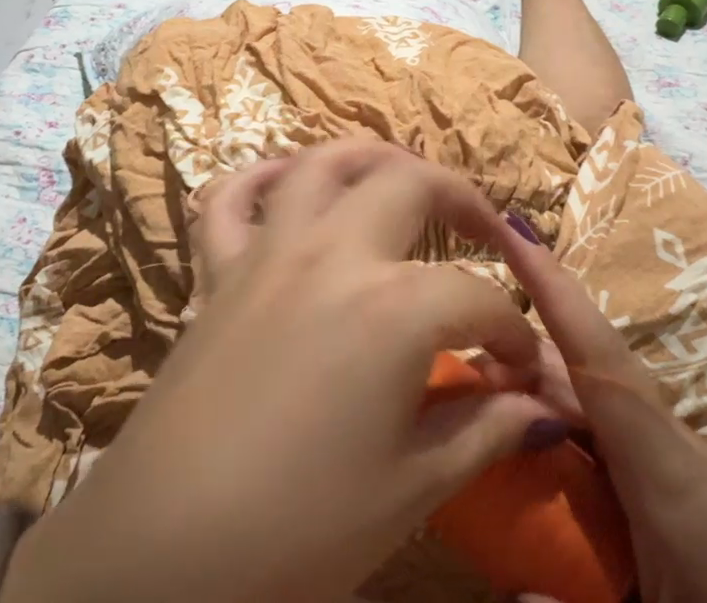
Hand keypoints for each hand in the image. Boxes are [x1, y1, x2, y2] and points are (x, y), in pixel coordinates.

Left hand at [0, 139, 564, 602]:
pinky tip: (284, 184)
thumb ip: (484, 430)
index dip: (514, 334)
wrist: (165, 548)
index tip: (523, 373)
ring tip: (402, 177)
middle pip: (410, 185)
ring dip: (369, 159)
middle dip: (463, 200)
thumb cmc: (301, 528)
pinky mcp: (214, 275)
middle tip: (488, 235)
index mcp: (395, 307)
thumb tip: (542, 408)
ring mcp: (266, 255)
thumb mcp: (412, 486)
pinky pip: (227, 199)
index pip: (479, 299)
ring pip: (320, 166)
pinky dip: (259, 178)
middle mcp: (333, 255)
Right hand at [490, 217, 706, 602]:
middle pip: (584, 371)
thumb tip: (506, 595)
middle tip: (454, 332)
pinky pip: (614, 431)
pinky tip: (545, 436)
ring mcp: (679, 457)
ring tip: (482, 378)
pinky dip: (570, 416)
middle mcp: (666, 442)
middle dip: (521, 340)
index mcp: (659, 464)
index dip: (554, 292)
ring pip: (598, 400)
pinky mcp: (686, 479)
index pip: (598, 359)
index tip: (516, 231)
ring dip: (541, 379)